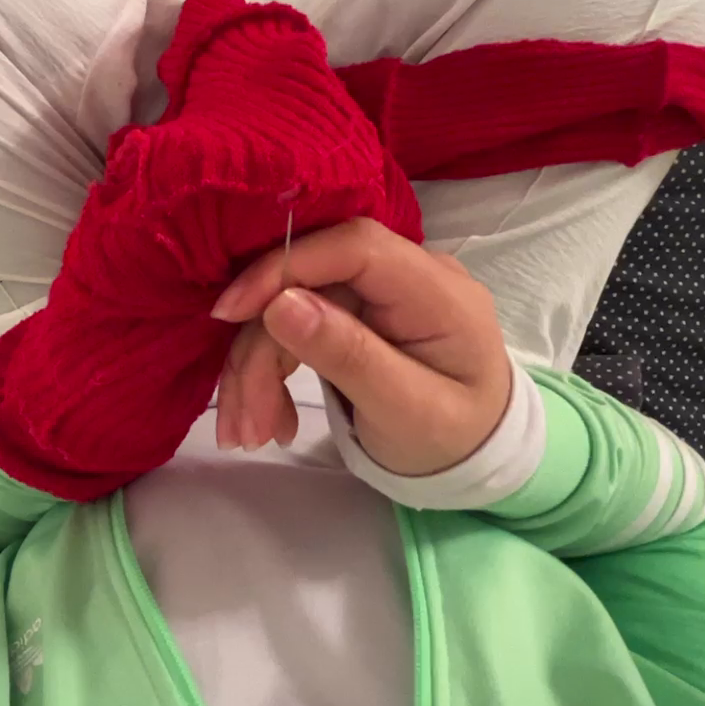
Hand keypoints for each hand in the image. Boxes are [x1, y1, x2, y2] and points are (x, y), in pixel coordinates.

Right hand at [209, 218, 512, 476]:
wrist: (474, 458)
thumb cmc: (454, 438)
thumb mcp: (406, 410)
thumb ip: (349, 355)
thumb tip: (280, 305)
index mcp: (435, 289)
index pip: (351, 247)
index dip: (284, 267)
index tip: (230, 314)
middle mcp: (400, 276)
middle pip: (305, 285)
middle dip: (260, 351)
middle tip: (243, 422)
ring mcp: (371, 293)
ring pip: (285, 312)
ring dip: (255, 373)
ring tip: (248, 434)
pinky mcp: (346, 312)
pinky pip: (289, 330)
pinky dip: (268, 375)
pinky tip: (269, 418)